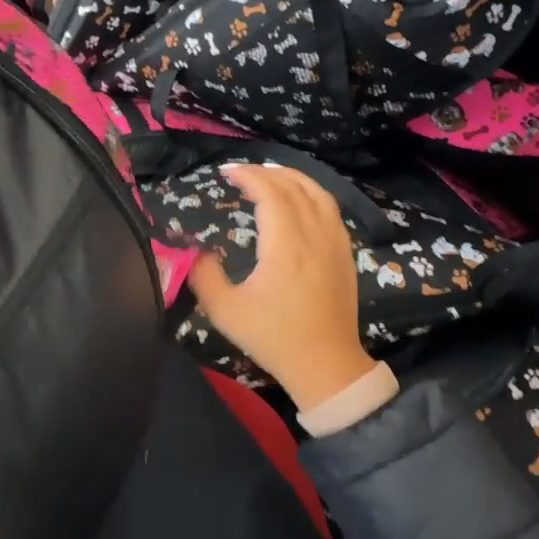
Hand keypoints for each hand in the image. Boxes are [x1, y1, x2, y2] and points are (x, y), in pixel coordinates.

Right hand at [188, 163, 374, 412]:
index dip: (248, 176)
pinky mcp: (344, 255)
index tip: (225, 173)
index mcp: (286, 247)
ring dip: (293, 178)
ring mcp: (335, 245)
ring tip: (270, 175)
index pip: (271, 193)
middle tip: (240, 172)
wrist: (325, 365)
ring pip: (319, 194)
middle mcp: (314, 237)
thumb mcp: (225, 310)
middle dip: (267, 172)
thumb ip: (203, 274)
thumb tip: (193, 250)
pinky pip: (331, 210)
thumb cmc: (273, 337)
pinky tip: (298, 200)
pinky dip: (311, 194)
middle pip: (295, 187)